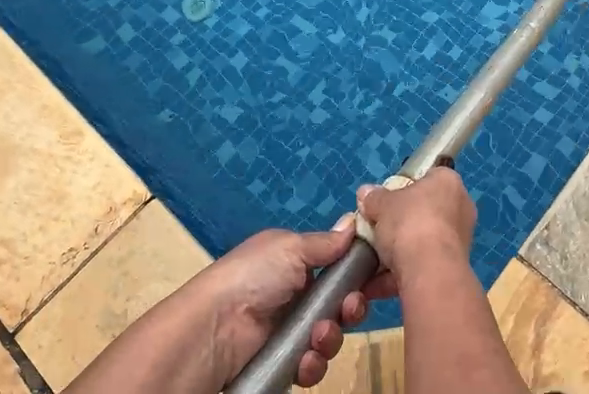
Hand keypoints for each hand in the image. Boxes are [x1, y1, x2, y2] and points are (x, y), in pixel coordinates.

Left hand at [191, 221, 396, 387]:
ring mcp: (290, 332)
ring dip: (331, 337)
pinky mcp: (283, 364)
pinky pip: (312, 365)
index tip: (376, 274)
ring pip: (330, 336)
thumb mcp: (290, 247)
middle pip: (341, 303)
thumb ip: (326, 242)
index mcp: (296, 264)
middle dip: (352, 306)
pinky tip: (304, 359)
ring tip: (318, 336)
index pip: (339, 267)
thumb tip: (354, 221)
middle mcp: (296, 296)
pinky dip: (314, 364)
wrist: (212, 332)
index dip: (359, 272)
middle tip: (350, 308)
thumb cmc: (253, 276)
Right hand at [357, 167, 477, 282]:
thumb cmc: (409, 223)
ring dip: (398, 253)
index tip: (387, 201)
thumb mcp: (382, 204)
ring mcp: (459, 238)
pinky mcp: (453, 266)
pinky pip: (422, 266)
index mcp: (448, 182)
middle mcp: (460, 206)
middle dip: (401, 224)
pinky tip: (375, 285)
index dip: (406, 188)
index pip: (429, 178)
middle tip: (377, 231)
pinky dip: (400, 274)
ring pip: (423, 242)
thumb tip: (366, 192)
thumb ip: (374, 198)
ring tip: (372, 263)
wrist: (429, 270)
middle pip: (425, 212)